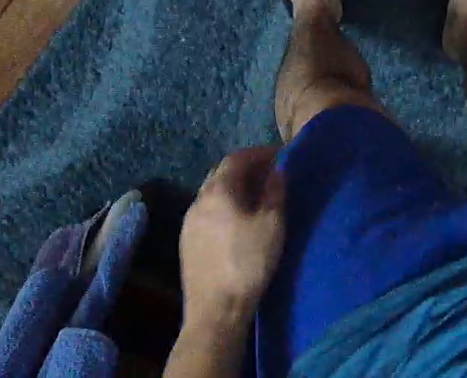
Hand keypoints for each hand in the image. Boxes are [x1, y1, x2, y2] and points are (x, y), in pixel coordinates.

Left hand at [180, 147, 286, 321]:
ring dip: (234, 188)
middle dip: (246, 169)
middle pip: (221, 173)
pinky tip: (238, 221)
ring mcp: (188, 223)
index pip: (236, 158)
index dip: (259, 153)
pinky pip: (207, 212)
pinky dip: (224, 206)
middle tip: (269, 174)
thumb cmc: (248, 262)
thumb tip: (277, 171)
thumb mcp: (272, 223)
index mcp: (218, 190)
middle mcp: (198, 200)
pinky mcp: (187, 244)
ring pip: (212, 193)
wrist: (215, 312)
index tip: (279, 156)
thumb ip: (275, 191)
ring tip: (256, 198)